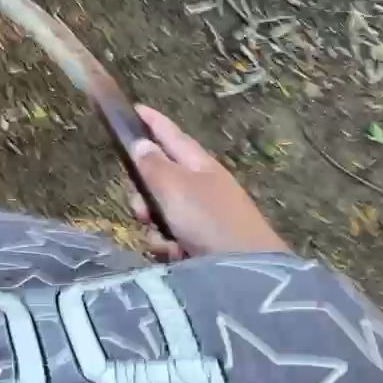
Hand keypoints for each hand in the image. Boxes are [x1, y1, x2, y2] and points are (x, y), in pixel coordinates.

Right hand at [125, 106, 289, 258]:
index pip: (170, 134)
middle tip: (141, 209)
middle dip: (142, 192)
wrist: (248, 273)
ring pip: (159, 209)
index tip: (133, 109)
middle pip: (158, 177)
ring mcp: (202, 215)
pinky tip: (172, 253)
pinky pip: (170, 235)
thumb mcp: (175, 187)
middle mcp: (200, 185)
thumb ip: (152, 164)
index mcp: (198, 164)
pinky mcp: (202, 243)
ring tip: (162, 238)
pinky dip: (166, 243)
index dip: (151, 121)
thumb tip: (140, 142)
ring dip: (153, 222)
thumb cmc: (210, 220)